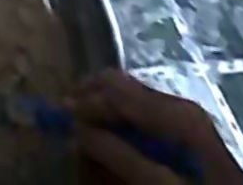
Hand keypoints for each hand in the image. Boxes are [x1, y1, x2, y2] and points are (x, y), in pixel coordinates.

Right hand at [71, 71, 242, 184]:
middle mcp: (179, 104)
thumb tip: (76, 129)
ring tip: (87, 139)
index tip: (57, 119)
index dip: (84, 102)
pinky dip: (122, 128)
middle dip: (91, 103)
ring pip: (128, 100)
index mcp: (176, 111)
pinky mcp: (186, 133)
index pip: (115, 89)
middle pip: (120, 87)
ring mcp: (184, 118)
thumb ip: (119, 156)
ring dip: (104, 115)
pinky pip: (142, 117)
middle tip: (67, 126)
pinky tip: (115, 149)